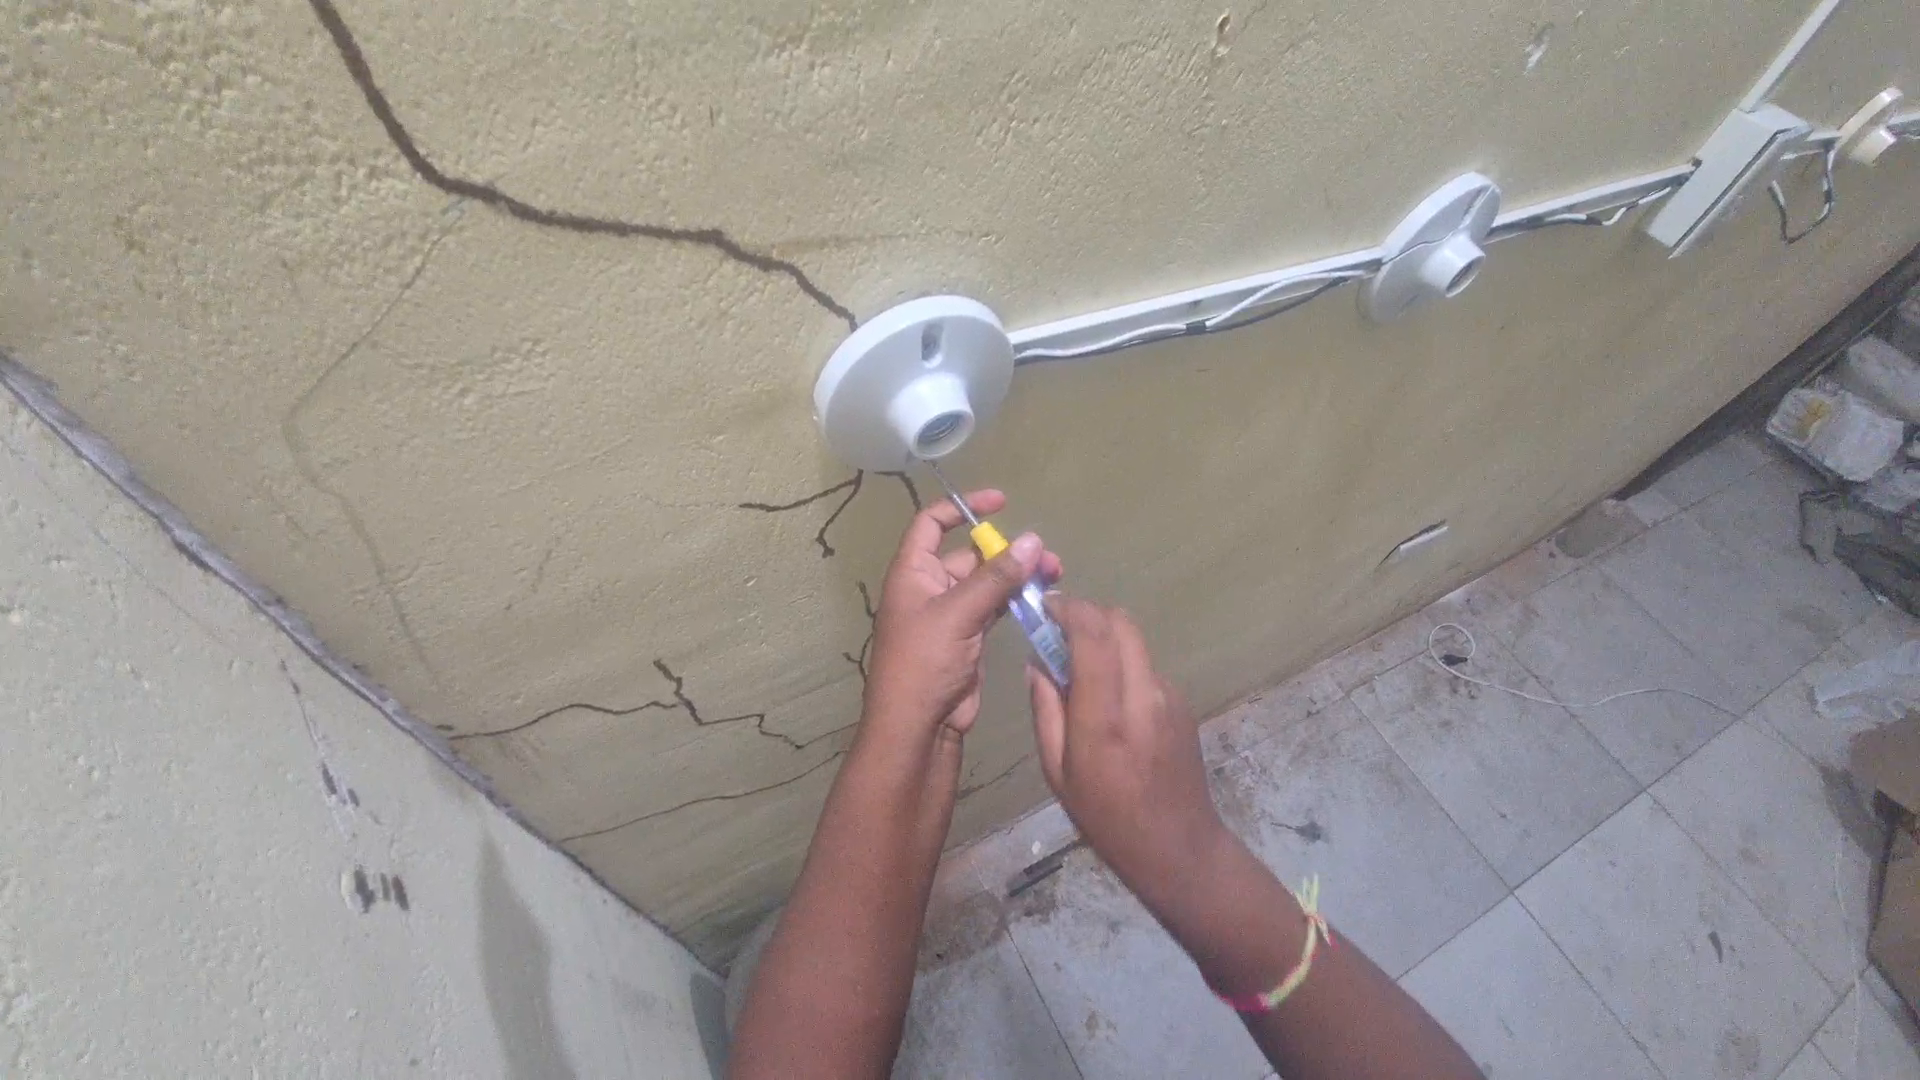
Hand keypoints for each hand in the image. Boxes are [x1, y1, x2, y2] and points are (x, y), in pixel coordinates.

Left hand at [865, 489, 1062, 736]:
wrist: (919, 727)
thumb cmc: (924, 662)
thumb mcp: (958, 614)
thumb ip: (996, 578)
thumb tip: (1033, 539)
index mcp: (912, 572)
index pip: (932, 523)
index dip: (962, 507)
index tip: (1000, 501)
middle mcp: (930, 587)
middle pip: (970, 555)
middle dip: (1007, 551)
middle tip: (1047, 558)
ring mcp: (951, 614)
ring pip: (988, 583)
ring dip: (1017, 576)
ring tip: (1054, 574)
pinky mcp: (970, 638)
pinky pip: (995, 608)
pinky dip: (1017, 600)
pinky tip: (1043, 599)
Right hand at [1027, 595, 1231, 911]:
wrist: (1178, 847)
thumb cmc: (1106, 817)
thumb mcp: (1057, 771)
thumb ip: (1046, 710)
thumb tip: (1037, 663)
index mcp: (1104, 717)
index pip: (1093, 636)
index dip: (1069, 609)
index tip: (1046, 608)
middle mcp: (1142, 696)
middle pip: (1120, 623)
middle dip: (1087, 615)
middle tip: (1060, 631)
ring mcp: (1169, 697)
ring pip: (1134, 643)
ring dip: (1105, 643)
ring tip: (1083, 676)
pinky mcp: (1183, 703)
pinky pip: (1145, 667)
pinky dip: (1123, 667)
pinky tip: (1113, 704)